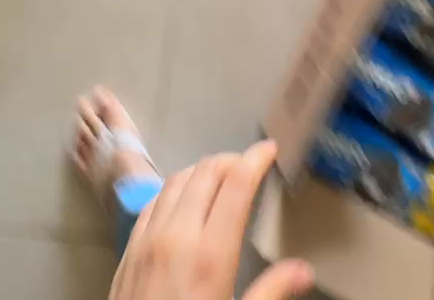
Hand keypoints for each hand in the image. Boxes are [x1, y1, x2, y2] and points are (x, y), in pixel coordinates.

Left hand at [110, 140, 313, 299]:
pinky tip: (184, 200)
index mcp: (210, 254)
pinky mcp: (129, 249)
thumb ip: (271, 293)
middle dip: (231, 160)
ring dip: (202, 171)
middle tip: (248, 166)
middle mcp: (177, 235)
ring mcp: (147, 239)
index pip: (236, 184)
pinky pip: (153, 201)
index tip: (269, 149)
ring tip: (220, 177)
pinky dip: (175, 189)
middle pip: (206, 172)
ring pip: (177, 180)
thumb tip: (305, 270)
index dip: (255, 159)